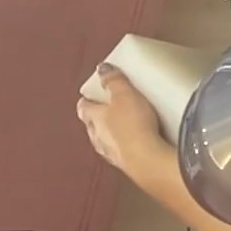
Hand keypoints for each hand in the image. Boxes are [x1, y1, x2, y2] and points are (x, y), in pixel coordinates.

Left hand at [76, 64, 180, 197]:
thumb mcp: (125, 95)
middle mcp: (96, 136)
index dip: (88, 99)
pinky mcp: (124, 162)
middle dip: (98, 116)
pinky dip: (125, 144)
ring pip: (105, 138)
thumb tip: (102, 68)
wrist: (145, 158)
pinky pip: (121, 150)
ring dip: (111, 132)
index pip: (84, 106)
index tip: (92, 93)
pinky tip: (137, 143)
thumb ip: (114, 81)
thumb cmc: (133, 125)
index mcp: (93, 117)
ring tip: (126, 126)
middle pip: (92, 124)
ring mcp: (109, 151)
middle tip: (110, 108)